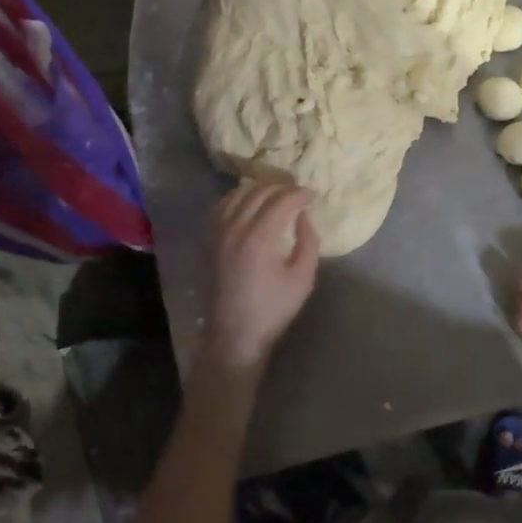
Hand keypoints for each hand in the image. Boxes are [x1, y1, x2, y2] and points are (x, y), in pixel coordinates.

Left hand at [202, 181, 318, 371]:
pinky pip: (221, 206)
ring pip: (237, 194)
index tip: (313, 196)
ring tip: (276, 195)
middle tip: (298, 194)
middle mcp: (235, 228)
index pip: (282, 200)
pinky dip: (237, 198)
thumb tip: (303, 216)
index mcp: (259, 238)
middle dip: (282, 187)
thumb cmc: (273, 310)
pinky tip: (249, 204)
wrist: (234, 334)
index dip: (300, 194)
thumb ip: (308, 241)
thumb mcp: (303, 278)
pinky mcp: (208, 239)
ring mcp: (217, 232)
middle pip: (259, 191)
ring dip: (259, 189)